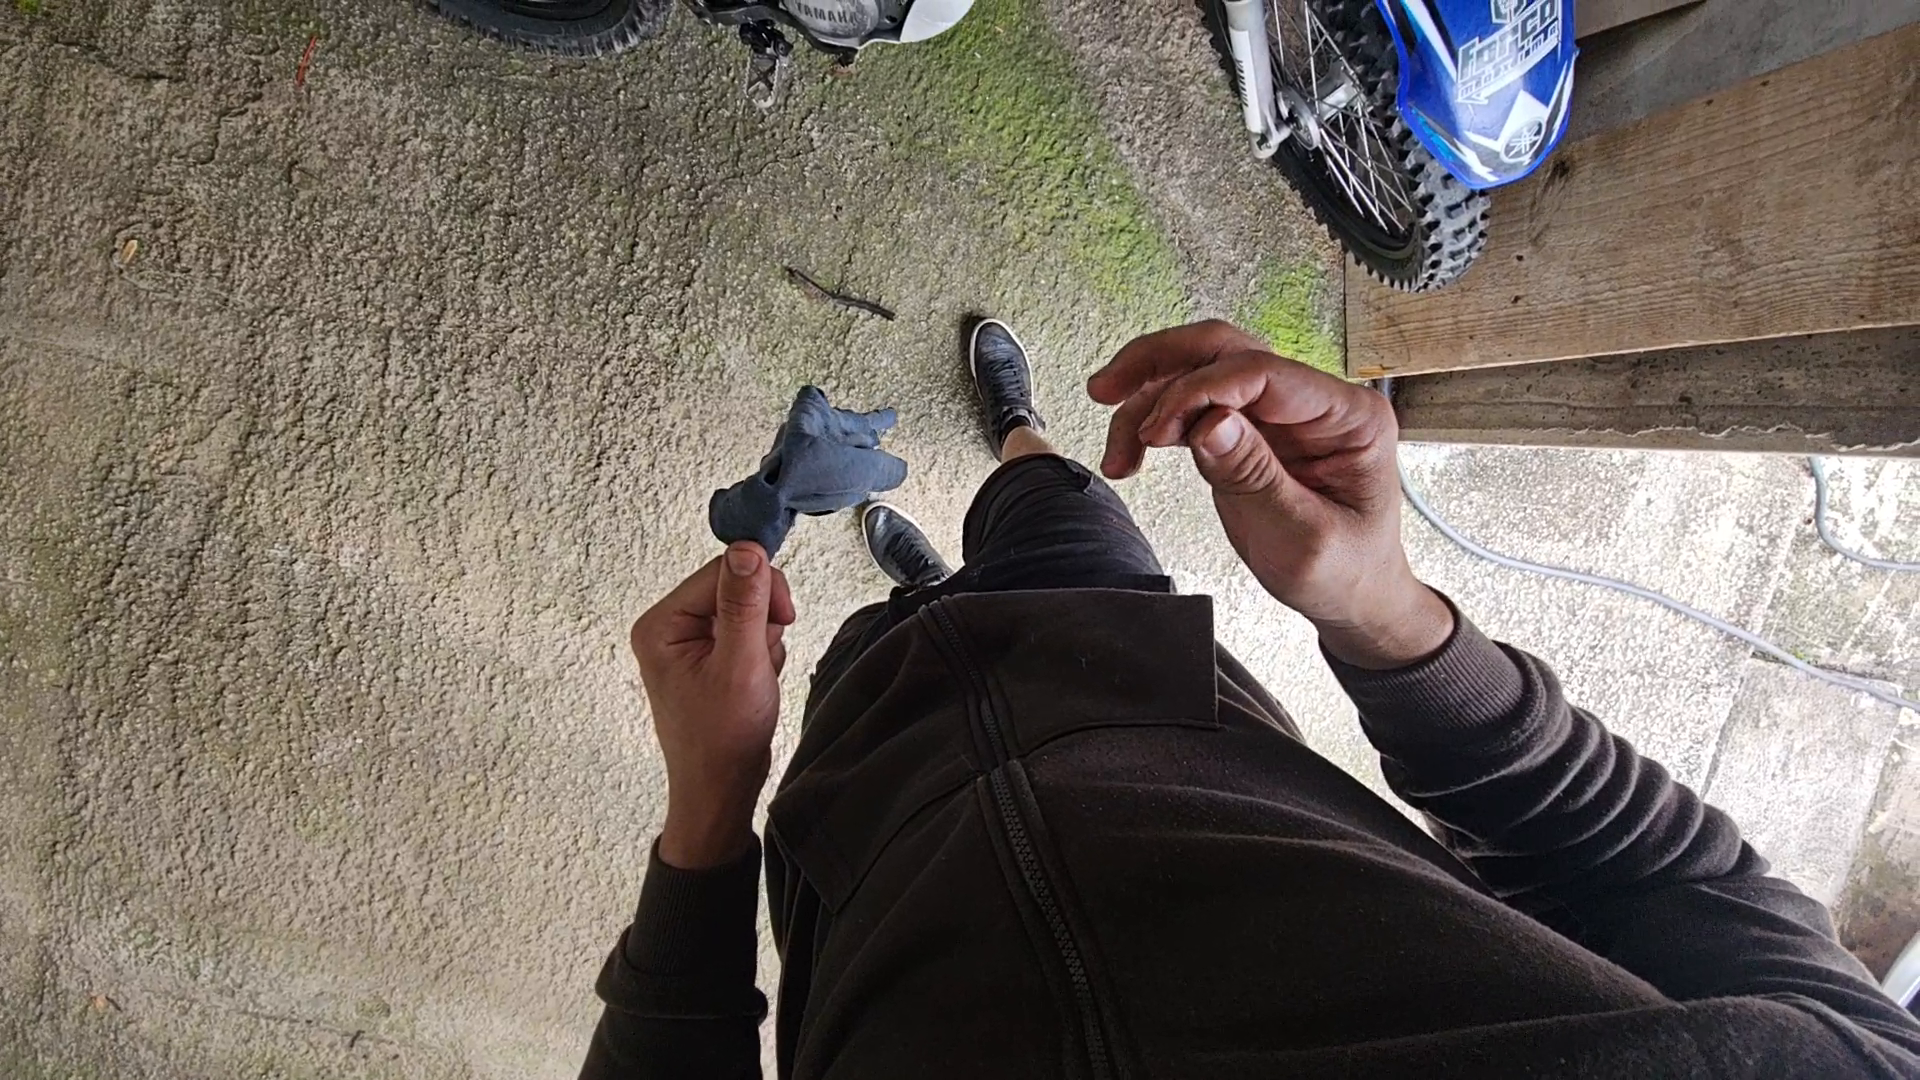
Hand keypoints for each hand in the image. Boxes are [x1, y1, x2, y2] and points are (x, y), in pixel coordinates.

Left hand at [630, 542, 796, 867]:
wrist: (722, 787)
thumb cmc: (722, 737)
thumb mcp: (740, 664)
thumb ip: (745, 603)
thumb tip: (747, 548)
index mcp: (662, 623)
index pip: (722, 570)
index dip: (760, 587)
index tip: (783, 617)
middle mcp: (671, 625)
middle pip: (735, 584)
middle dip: (763, 617)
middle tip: (763, 654)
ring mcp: (691, 639)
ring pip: (748, 606)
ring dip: (766, 635)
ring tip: (757, 672)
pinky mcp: (710, 652)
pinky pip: (749, 627)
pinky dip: (763, 649)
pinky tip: (757, 677)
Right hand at [1088, 320, 1451, 668]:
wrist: (1349, 596)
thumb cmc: (1342, 571)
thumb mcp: (1302, 538)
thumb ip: (1254, 477)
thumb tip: (1206, 424)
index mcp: (1347, 415)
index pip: (1262, 373)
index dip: (1199, 392)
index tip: (1155, 432)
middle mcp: (1310, 401)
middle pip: (1224, 350)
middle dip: (1159, 363)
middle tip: (1106, 389)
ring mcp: (1276, 414)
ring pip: (1197, 373)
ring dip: (1145, 399)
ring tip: (1116, 450)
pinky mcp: (1245, 432)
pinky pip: (1190, 410)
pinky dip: (1152, 424)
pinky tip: (1129, 451)